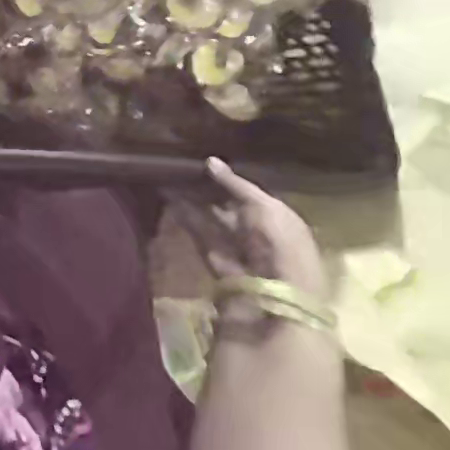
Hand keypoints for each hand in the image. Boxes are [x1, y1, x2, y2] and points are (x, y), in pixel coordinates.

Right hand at [167, 158, 326, 297]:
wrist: (270, 289)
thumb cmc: (278, 240)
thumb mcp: (262, 205)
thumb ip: (235, 184)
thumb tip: (210, 160)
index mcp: (279, 217)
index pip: (251, 194)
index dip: (230, 180)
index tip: (206, 162)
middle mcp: (258, 230)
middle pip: (229, 206)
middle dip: (209, 190)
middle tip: (183, 168)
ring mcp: (235, 245)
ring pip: (211, 218)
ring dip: (193, 202)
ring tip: (171, 179)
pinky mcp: (214, 257)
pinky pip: (199, 232)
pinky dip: (186, 218)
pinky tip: (170, 200)